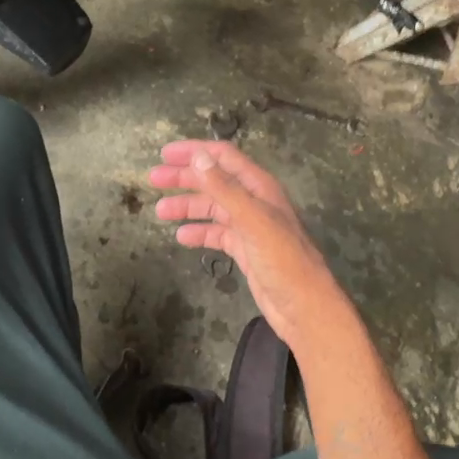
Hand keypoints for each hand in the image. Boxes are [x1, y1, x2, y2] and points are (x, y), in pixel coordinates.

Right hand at [149, 141, 350, 350]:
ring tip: (160, 211)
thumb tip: (198, 157)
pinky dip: (199, 232)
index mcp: (258, 187)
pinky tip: (182, 237)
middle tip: (154, 179)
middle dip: (184, 178)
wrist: (305, 307)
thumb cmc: (283, 259)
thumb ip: (224, 188)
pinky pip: (217, 234)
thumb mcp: (252, 220)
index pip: (223, 157)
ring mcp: (249, 227)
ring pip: (213, 208)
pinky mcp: (245, 250)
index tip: (165, 154)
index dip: (195, 151)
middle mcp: (253, 202)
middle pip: (214, 180)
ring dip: (187, 206)